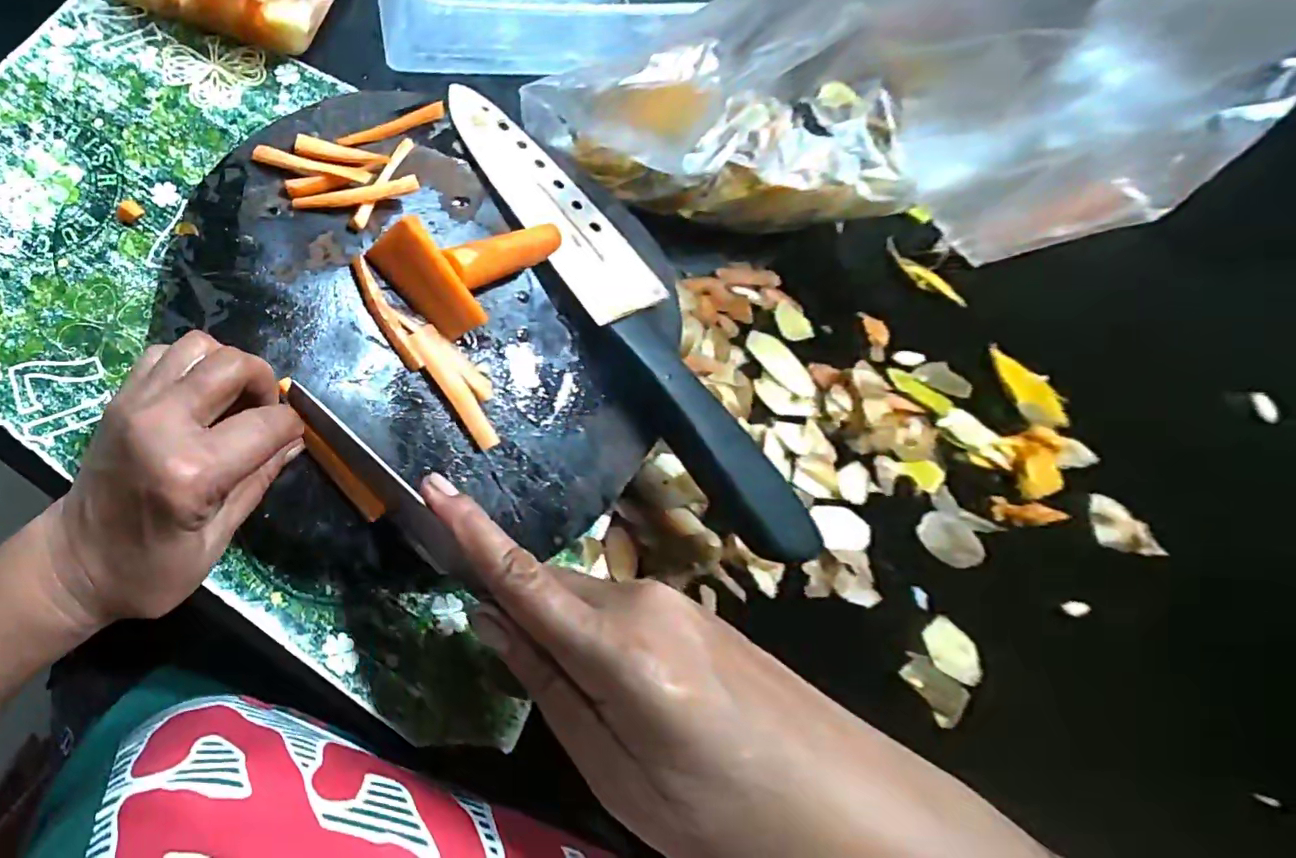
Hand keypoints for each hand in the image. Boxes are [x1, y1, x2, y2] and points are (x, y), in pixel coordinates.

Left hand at [45, 332, 302, 627]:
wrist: (74, 563)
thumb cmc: (147, 570)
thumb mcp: (215, 542)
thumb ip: (257, 482)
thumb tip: (295, 441)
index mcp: (192, 471)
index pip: (267, 424)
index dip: (291, 426)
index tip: (292, 437)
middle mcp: (163, 423)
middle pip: (234, 364)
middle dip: (264, 381)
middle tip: (262, 412)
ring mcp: (136, 403)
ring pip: (199, 345)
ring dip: (226, 365)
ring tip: (229, 399)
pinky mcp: (120, 397)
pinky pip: (165, 353)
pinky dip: (190, 364)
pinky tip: (195, 395)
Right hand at [423, 475, 1046, 857]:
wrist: (876, 827)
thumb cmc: (732, 824)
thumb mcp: (621, 778)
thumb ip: (547, 687)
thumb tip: (489, 620)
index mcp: (619, 652)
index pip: (523, 578)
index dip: (470, 531)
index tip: (433, 485)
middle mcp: (643, 604)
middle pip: (550, 588)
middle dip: (523, 616)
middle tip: (540, 685)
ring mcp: (676, 600)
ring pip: (583, 600)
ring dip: (566, 635)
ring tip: (608, 714)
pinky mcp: (697, 609)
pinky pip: (618, 608)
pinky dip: (598, 637)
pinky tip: (641, 698)